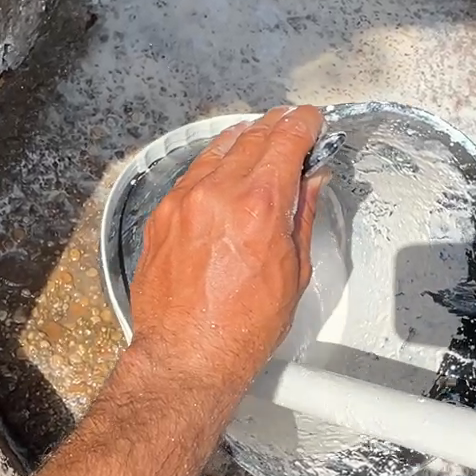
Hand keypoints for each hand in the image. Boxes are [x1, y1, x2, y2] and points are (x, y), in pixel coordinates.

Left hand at [126, 105, 327, 396]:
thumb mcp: (294, 272)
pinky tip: (225, 166)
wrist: (187, 355)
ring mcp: (184, 201)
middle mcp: (217, 194)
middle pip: (253, 137)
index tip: (312, 119)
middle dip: (278, 125)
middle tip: (292, 123)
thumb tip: (310, 183)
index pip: (286, 141)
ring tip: (260, 137)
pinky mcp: (163, 214)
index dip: (305, 124)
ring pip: (219, 148)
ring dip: (245, 138)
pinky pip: (193, 172)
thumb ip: (302, 216)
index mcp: (258, 206)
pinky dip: (214, 162)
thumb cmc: (240, 328)